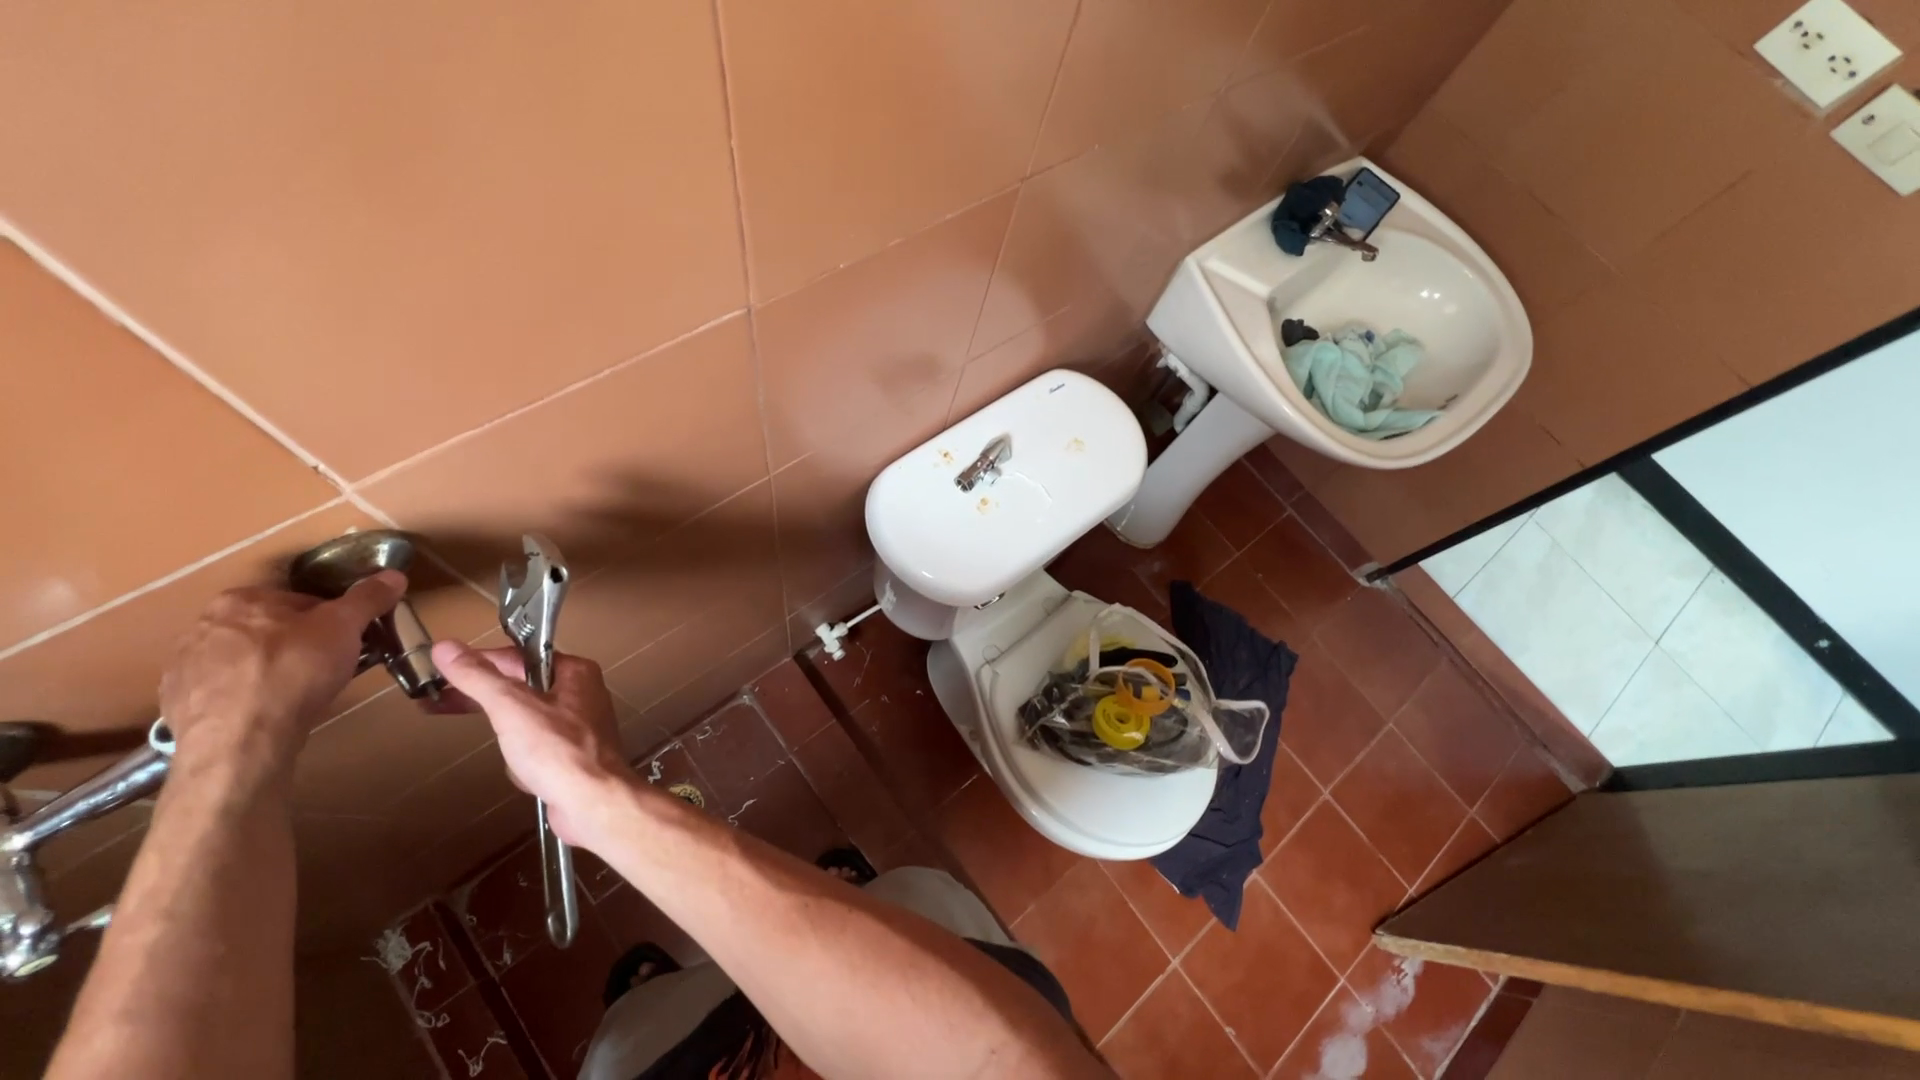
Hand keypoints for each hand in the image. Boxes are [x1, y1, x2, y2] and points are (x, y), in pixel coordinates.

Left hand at [158, 571, 406, 768]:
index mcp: (241, 600)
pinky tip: (264, 712)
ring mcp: (184, 665)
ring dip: (267, 670)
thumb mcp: (344, 628)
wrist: (241, 738)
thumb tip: (393, 575)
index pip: (298, 600)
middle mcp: (203, 624)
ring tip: (295, 694)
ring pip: (243, 660)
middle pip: (268, 629)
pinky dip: (242, 697)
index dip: (329, 620)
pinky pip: (221, 690)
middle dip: (296, 644)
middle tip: (325, 667)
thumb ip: (368, 599)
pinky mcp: (178, 701)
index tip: (345, 641)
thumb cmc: (294, 671)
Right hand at [428, 641, 630, 843]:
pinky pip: (536, 745)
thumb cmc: (556, 751)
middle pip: (520, 685)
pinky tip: (524, 773)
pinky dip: (523, 758)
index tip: (441, 671)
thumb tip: (446, 647)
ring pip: (525, 718)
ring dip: (509, 736)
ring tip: (512, 754)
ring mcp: (579, 723)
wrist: (593, 802)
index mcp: (574, 672)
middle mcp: (581, 692)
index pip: (517, 657)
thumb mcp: (511, 708)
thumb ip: (478, 678)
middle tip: (438, 702)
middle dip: (484, 699)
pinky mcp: (573, 752)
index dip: (477, 662)